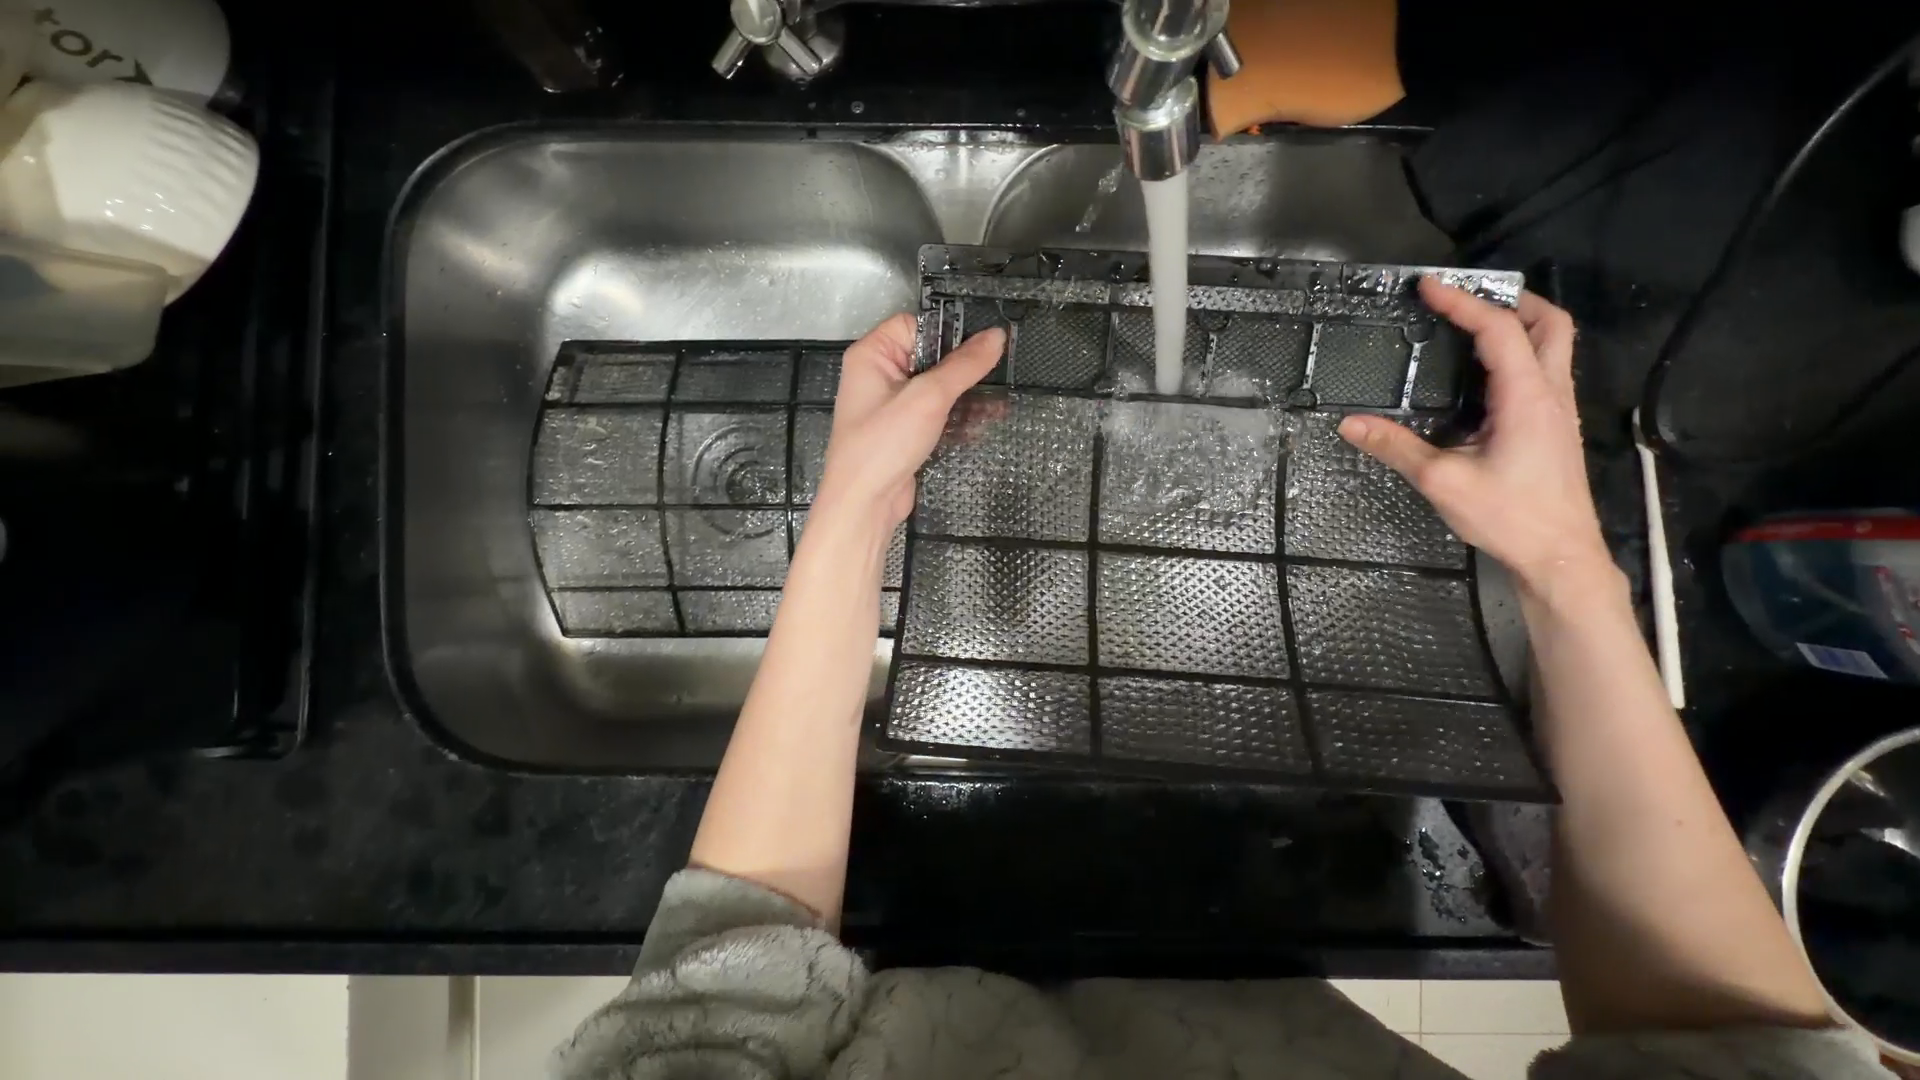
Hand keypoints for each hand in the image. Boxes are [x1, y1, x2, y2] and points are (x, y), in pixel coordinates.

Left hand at [815, 313, 1006, 530]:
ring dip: (966, 395)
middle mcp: (878, 376)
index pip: (914, 325)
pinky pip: (936, 413)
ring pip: (937, 388)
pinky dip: (958, 416)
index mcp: (872, 355)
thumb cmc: (884, 444)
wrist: (865, 504)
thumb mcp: (929, 398)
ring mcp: (891, 406)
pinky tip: (985, 421)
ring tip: (997, 402)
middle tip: (996, 372)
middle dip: (963, 368)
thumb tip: (996, 336)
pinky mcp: (904, 432)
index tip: (980, 344)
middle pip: (930, 357)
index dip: (946, 332)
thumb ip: (964, 365)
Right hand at [1339, 279, 1611, 594]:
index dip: (1464, 303)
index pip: (1498, 331)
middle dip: (1510, 300)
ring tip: (1472, 326)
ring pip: (1553, 345)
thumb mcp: (1442, 481)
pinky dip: (1517, 353)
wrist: (1558, 554)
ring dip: (1518, 325)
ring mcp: (1557, 410)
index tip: (1430, 286)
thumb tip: (1350, 425)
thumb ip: (1396, 448)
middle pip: (1549, 323)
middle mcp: (1551, 393)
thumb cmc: (1508, 515)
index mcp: (1526, 397)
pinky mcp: (1553, 426)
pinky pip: (1543, 371)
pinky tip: (1481, 375)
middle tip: (1466, 298)